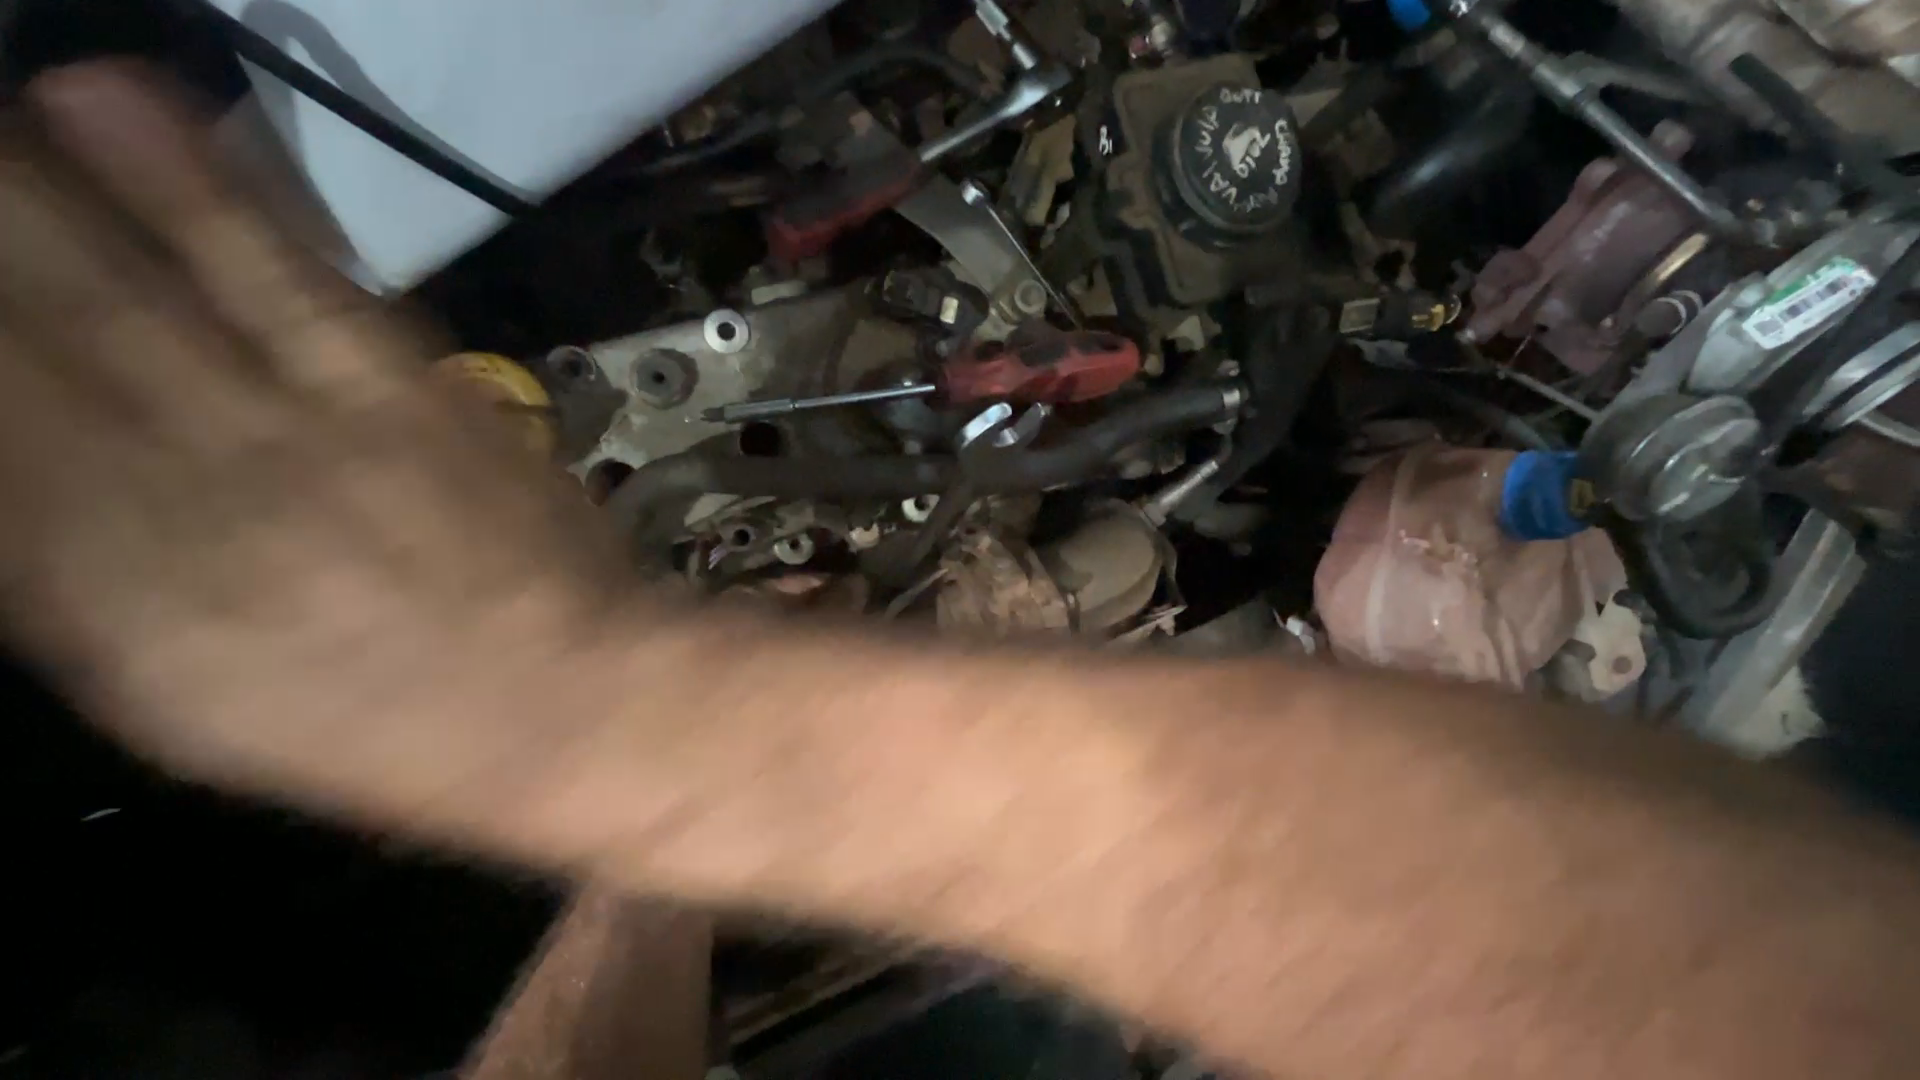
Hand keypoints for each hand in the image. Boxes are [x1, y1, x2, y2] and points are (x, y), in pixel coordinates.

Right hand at [0, 65, 637, 827]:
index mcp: (119, 600)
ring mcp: (320, 430)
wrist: (577, 699)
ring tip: (23, 105)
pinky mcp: (423, 396)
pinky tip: (160, 118)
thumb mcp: (208, 704)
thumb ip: (95, 597)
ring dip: (65, 187)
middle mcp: (197, 493)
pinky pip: (306, 282)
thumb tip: (25, 499)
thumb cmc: (398, 733)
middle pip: (44, 337)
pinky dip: (229, 195)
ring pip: (159, 289)